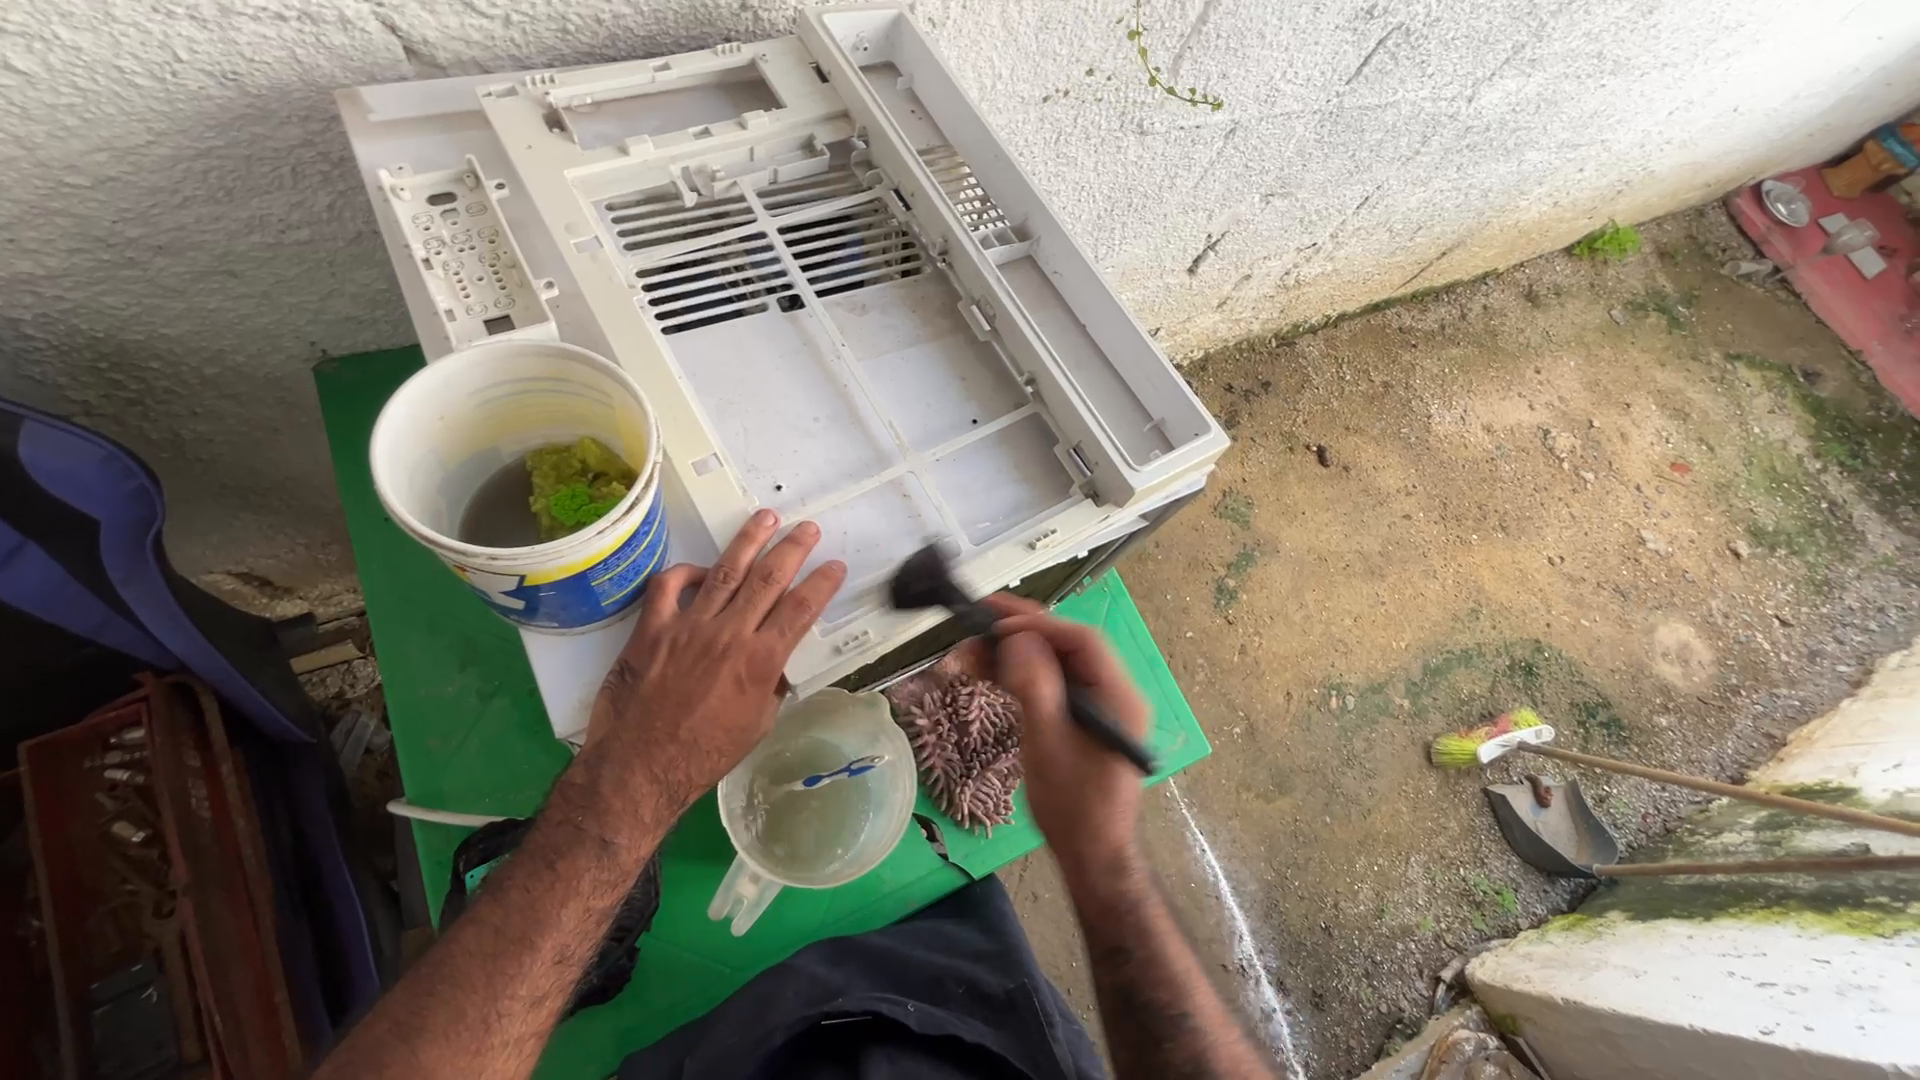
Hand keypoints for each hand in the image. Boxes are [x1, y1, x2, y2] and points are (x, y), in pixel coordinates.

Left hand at [580, 509, 844, 816]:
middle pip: (768, 579)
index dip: (822, 583)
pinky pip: (667, 586)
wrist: (641, 767)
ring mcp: (687, 627)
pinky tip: (700, 568)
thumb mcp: (758, 724)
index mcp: (760, 661)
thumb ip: (771, 685)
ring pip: (725, 571)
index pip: (800, 609)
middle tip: (807, 528)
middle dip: (792, 549)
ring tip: (765, 519)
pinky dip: (684, 572)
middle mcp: (728, 635)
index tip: (834, 566)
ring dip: (748, 542)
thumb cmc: (705, 754)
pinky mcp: (651, 629)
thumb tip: (777, 661)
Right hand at [985, 595, 1150, 882]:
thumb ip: (1035, 687)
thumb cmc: (1072, 805)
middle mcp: (1112, 692)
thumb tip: (1016, 638)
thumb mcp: (1048, 744)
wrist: (1089, 854)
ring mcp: (1096, 705)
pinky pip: (1049, 684)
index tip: (996, 622)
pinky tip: (988, 670)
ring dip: (1014, 653)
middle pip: (1066, 646)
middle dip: (1021, 632)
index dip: (1038, 625)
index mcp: (1118, 696)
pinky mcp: (1079, 718)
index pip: (1081, 641)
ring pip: (1054, 663)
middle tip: (978, 619)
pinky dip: (1019, 675)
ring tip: (971, 648)